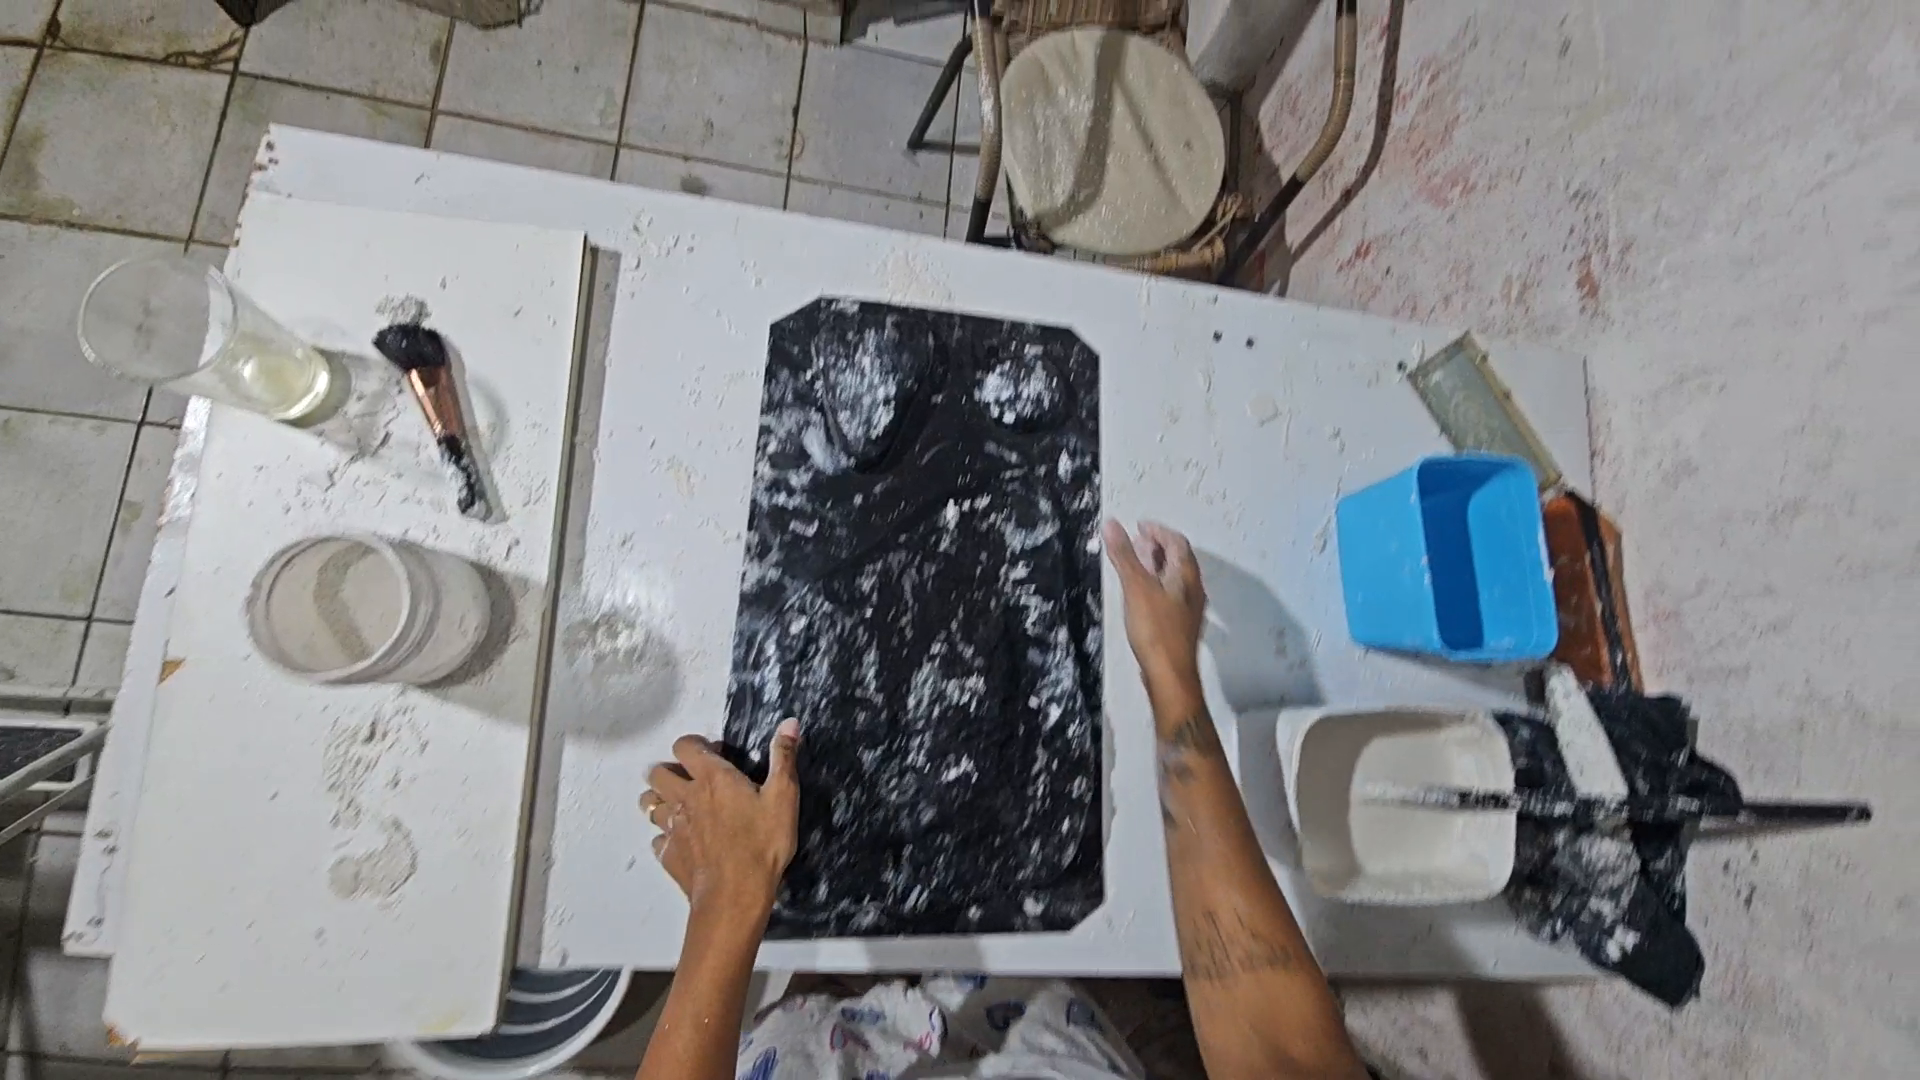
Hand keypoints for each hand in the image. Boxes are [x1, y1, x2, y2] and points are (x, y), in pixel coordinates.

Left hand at [640, 718, 800, 918]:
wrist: (735, 896)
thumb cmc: (762, 842)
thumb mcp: (784, 796)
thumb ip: (783, 757)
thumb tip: (789, 722)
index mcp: (712, 777)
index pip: (684, 746)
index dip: (695, 745)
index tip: (714, 755)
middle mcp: (685, 797)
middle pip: (657, 773)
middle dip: (670, 771)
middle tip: (693, 780)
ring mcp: (671, 828)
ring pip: (650, 804)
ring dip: (661, 800)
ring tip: (683, 807)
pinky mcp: (667, 855)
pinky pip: (657, 838)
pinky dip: (666, 835)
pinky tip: (684, 841)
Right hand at [1103, 519, 1206, 690]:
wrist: (1170, 674)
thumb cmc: (1155, 628)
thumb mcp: (1135, 587)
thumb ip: (1124, 555)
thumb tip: (1112, 524)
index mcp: (1186, 576)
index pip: (1177, 543)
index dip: (1159, 531)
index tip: (1140, 525)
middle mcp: (1192, 589)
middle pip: (1179, 558)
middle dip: (1158, 545)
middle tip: (1137, 540)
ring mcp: (1188, 608)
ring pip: (1175, 577)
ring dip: (1157, 564)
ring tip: (1137, 561)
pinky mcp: (1179, 624)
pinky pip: (1170, 592)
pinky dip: (1156, 581)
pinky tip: (1141, 592)